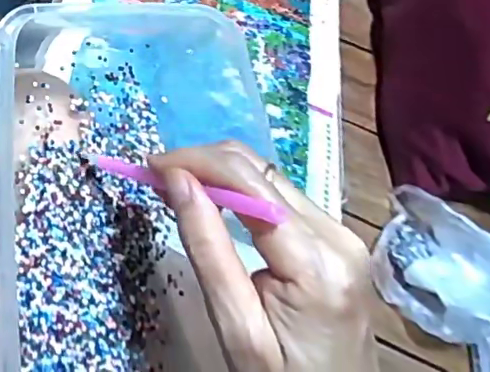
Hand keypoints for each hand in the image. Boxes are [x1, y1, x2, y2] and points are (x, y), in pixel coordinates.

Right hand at [151, 142, 376, 371]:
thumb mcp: (238, 329)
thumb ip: (207, 248)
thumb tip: (175, 176)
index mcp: (316, 261)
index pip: (246, 180)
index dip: (194, 161)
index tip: (150, 166)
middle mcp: (335, 234)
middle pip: (256, 168)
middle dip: (201, 162)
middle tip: (157, 176)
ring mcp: (339, 233)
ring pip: (264, 174)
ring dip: (215, 172)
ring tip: (176, 185)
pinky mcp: (334, 238)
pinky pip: (275, 193)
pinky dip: (236, 187)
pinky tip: (210, 198)